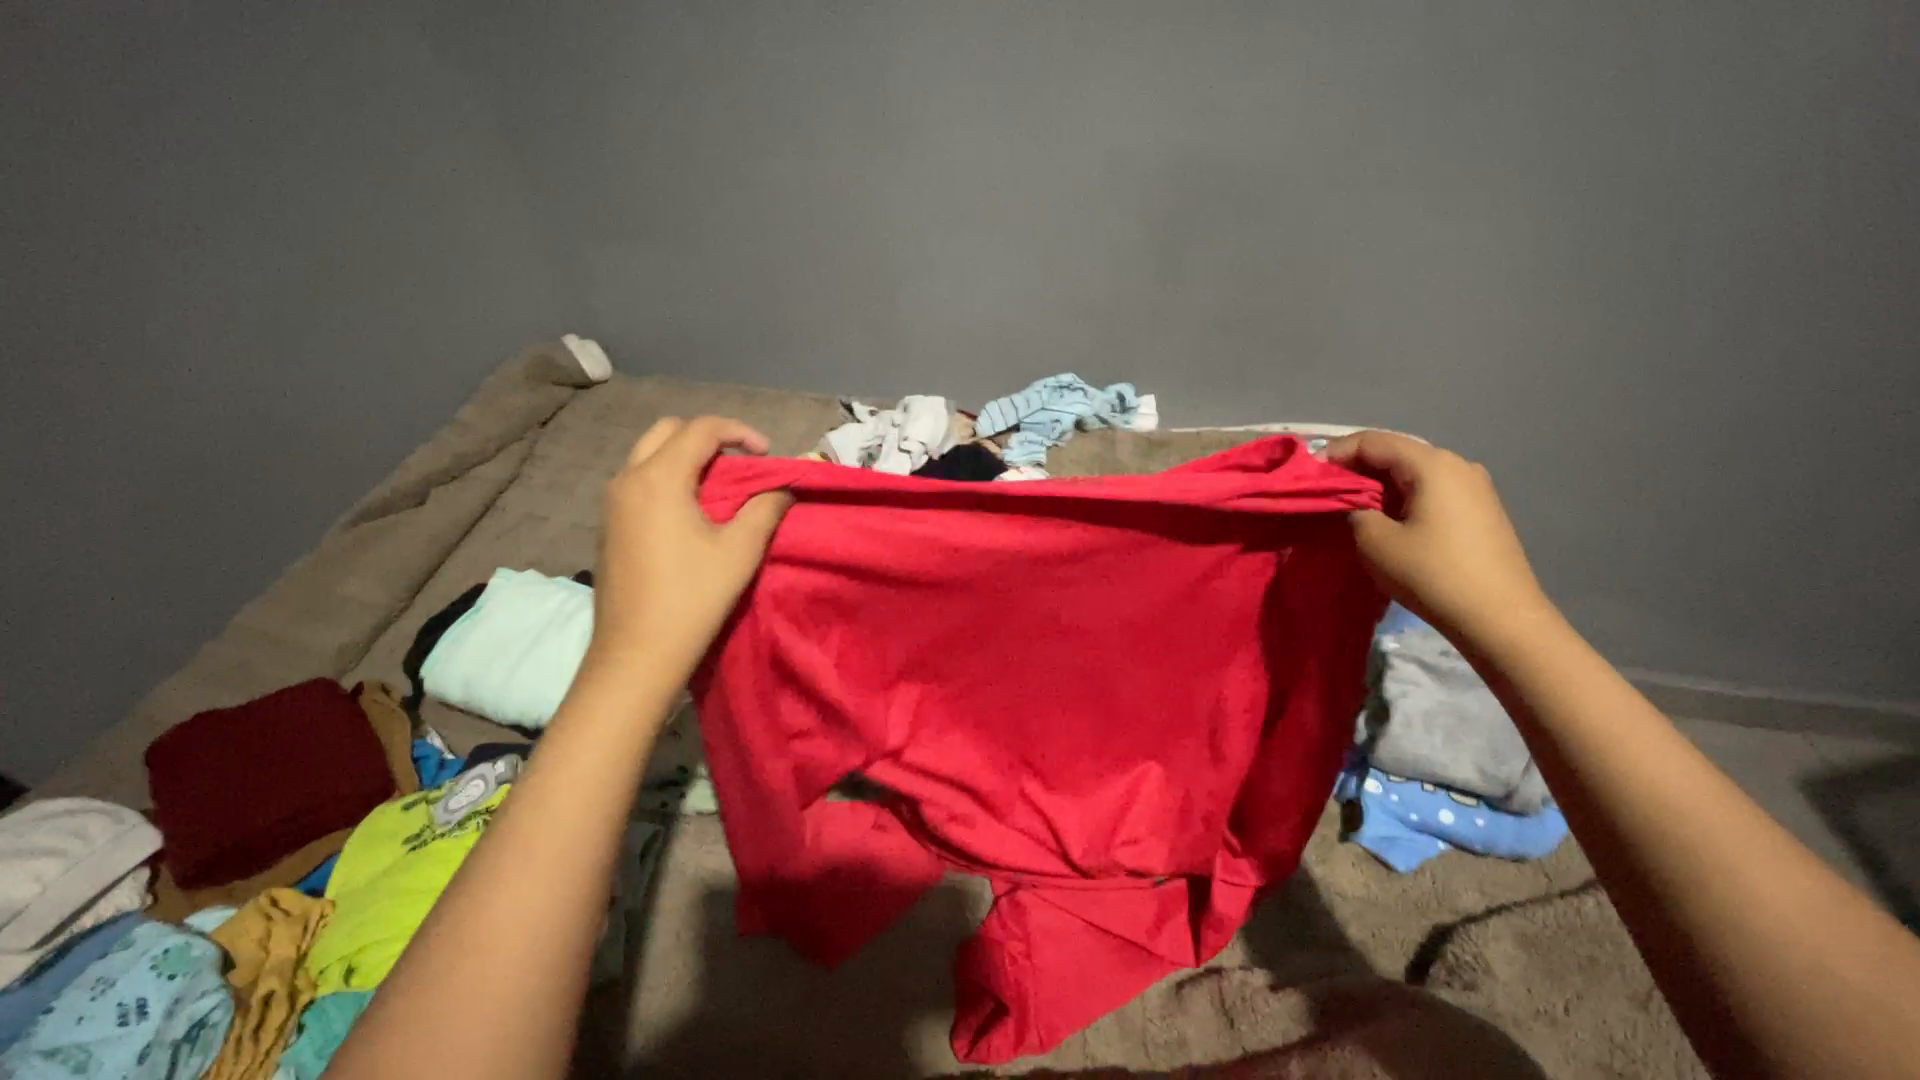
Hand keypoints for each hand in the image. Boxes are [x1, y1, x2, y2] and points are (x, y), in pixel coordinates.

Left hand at [587, 416, 792, 685]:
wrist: (637, 651)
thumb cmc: (693, 598)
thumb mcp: (740, 551)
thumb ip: (765, 509)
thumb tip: (782, 489)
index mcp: (659, 478)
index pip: (701, 429)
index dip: (739, 432)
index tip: (767, 453)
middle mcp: (627, 479)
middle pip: (667, 431)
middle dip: (707, 436)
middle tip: (739, 462)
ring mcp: (611, 503)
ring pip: (648, 454)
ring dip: (684, 457)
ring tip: (718, 486)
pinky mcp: (607, 525)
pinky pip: (637, 481)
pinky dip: (666, 477)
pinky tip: (690, 511)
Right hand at [1321, 430, 1552, 640]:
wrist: (1499, 617)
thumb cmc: (1432, 574)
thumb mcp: (1374, 542)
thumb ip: (1353, 511)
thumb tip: (1352, 504)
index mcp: (1431, 464)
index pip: (1372, 441)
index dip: (1335, 454)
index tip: (1309, 476)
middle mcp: (1457, 464)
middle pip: (1395, 453)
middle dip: (1357, 469)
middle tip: (1326, 493)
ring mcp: (1475, 487)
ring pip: (1414, 473)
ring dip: (1380, 486)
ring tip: (1353, 510)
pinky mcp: (1481, 510)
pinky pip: (1432, 491)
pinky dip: (1403, 498)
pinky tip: (1389, 521)